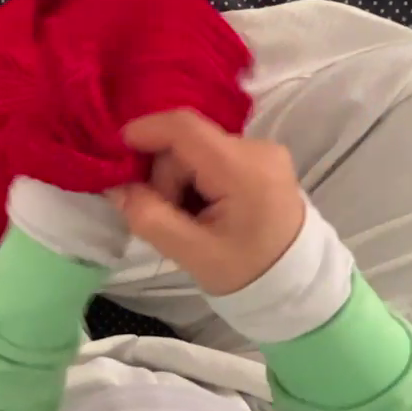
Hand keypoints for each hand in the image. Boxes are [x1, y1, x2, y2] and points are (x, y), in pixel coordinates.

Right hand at [108, 109, 307, 295]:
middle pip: (186, 144)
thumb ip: (149, 218)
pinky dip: (196, 180)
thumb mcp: (192, 253)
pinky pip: (212, 157)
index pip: (183, 127)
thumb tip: (114, 188)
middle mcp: (256, 148)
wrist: (297, 283)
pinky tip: (202, 210)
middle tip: (166, 218)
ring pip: (196, 151)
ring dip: (179, 181)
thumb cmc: (247, 271)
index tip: (116, 155)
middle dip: (164, 177)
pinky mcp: (260, 159)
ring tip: (188, 219)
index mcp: (242, 169)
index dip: (143, 132)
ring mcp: (261, 151)